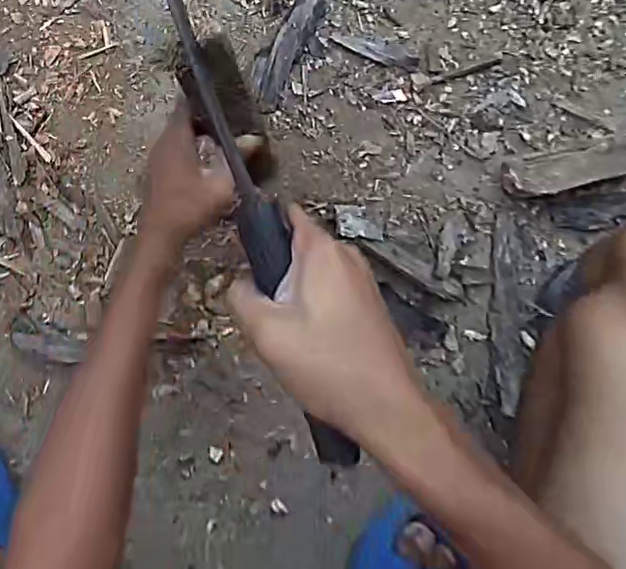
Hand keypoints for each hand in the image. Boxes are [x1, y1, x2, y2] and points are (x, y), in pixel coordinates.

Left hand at [138, 100, 235, 259]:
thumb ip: (236, 159)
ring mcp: (157, 157)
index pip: (185, 106)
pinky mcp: (156, 171)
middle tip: (225, 120)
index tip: (217, 96)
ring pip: (177, 136)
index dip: (200, 98)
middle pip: (182, 120)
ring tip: (218, 138)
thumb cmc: (189, 208)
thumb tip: (254, 139)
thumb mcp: (220, 185)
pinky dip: (188, 148)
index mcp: (176, 139)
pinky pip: (174, 149)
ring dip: (195, 134)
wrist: (160, 235)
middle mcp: (163, 143)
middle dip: (202, 118)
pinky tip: (204, 161)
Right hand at [227, 205, 424, 435]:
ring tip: (287, 331)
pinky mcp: (369, 306)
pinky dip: (313, 309)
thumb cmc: (331, 367)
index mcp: (322, 251)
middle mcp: (346, 257)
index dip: (259, 225)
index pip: (285, 213)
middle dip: (273, 271)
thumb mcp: (265, 331)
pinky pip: (328, 293)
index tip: (242, 249)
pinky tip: (310, 344)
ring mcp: (362, 281)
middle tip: (264, 307)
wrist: (389, 413)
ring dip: (292, 294)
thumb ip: (238, 296)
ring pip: (310, 274)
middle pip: (294, 247)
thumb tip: (237, 284)